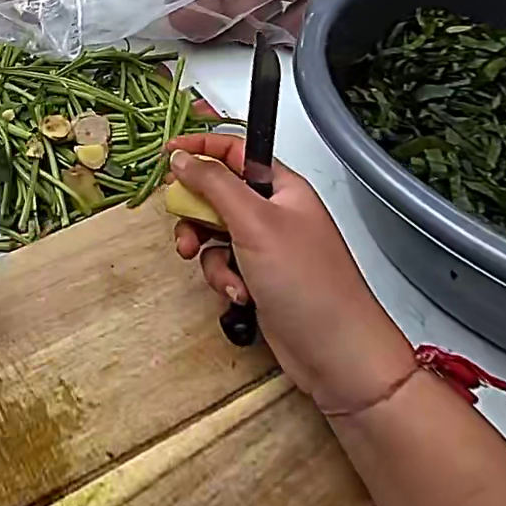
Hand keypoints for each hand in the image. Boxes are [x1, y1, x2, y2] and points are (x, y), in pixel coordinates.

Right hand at [166, 134, 414, 412]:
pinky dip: (218, 273)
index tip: (167, 153)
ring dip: (202, 246)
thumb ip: (213, 184)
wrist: (338, 357)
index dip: (199, 147)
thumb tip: (180, 157)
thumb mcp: (254, 223)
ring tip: (201, 260)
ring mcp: (262, 243)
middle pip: (213, 190)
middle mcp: (271, 211)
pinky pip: (218, 259)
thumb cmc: (310, 285)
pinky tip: (236, 291)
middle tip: (183, 217)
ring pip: (209, 227)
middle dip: (193, 208)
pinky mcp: (253, 272)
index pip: (233, 150)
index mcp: (281, 188)